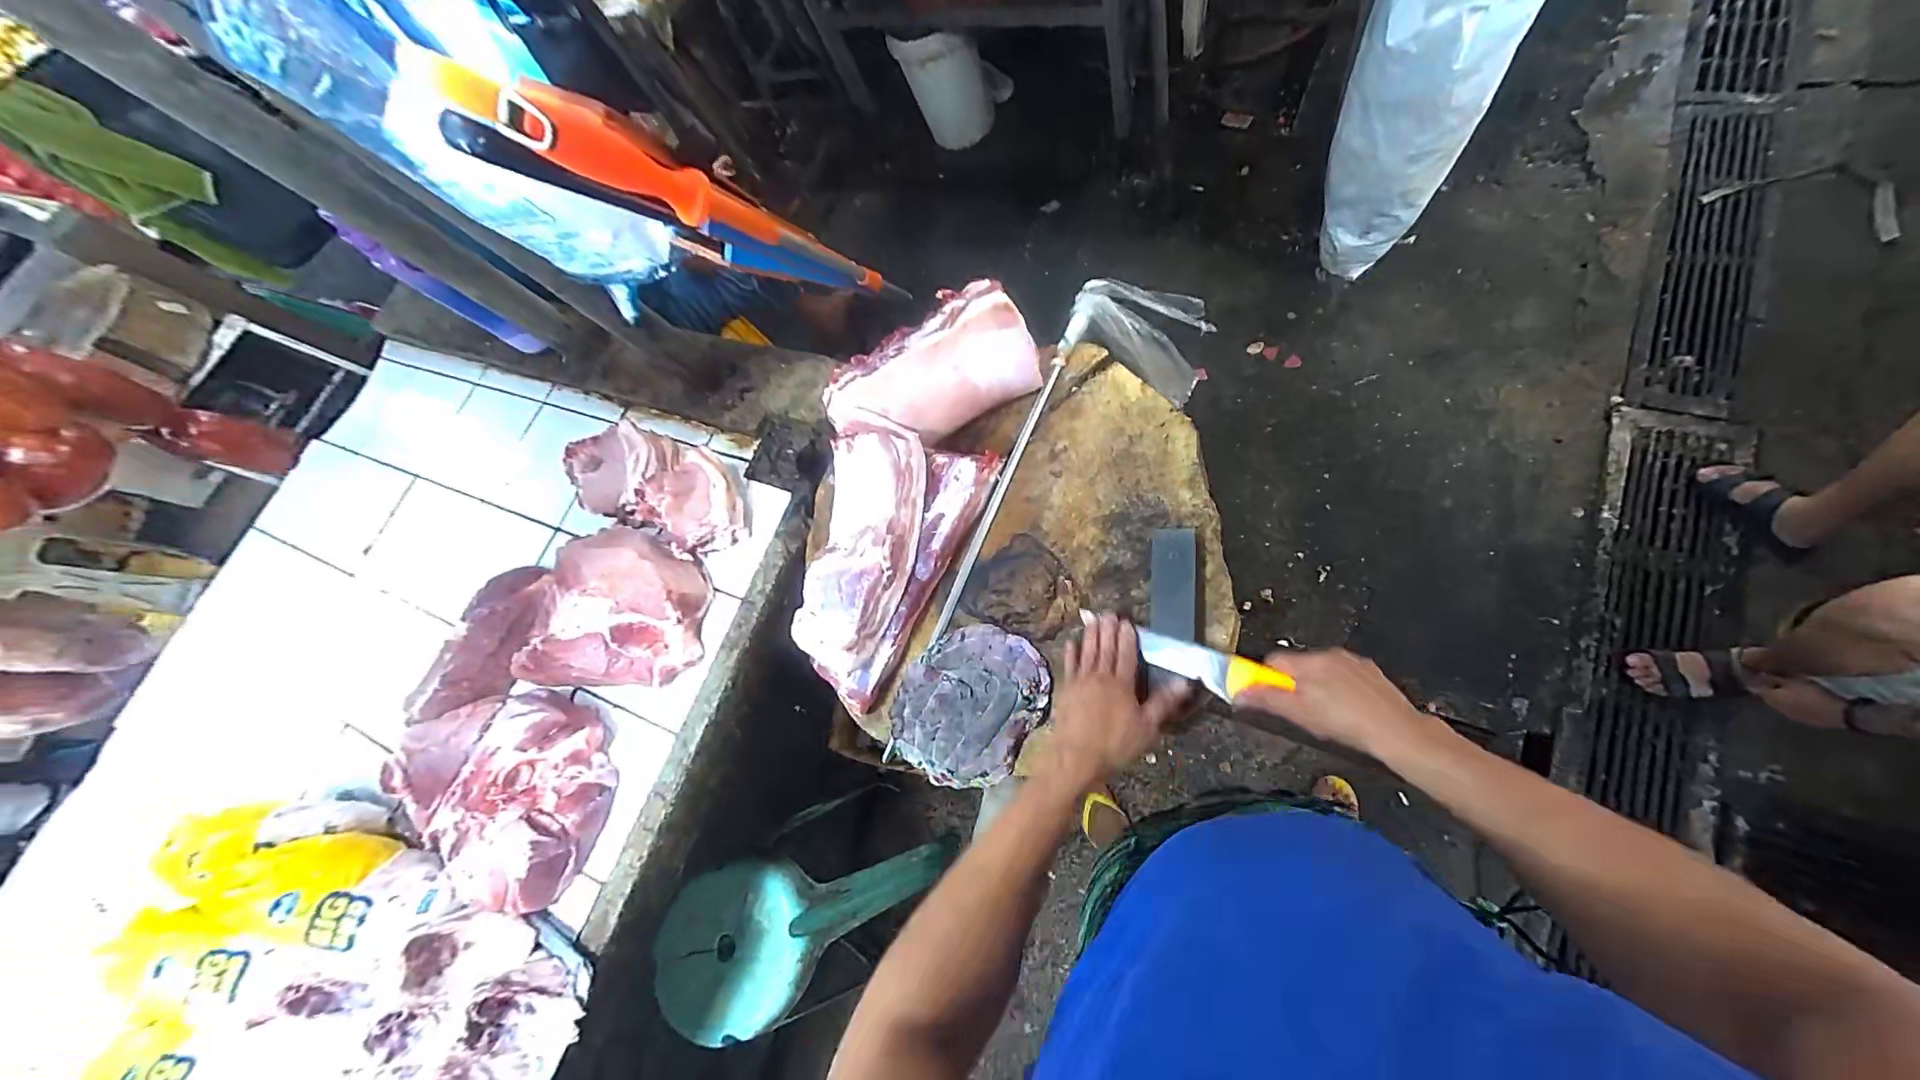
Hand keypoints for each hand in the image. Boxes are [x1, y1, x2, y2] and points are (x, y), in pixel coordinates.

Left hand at [1047, 613, 1190, 787]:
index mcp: (1123, 685)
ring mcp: (1081, 681)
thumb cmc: (1115, 745)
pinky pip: (1069, 665)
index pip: (1127, 655)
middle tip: (1109, 613)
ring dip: (1091, 635)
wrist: (1077, 756)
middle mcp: (1101, 677)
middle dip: (1108, 630)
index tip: (1128, 622)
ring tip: (1093, 619)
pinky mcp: (1066, 689)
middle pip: (1106, 648)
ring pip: (1087, 652)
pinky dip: (1071, 653)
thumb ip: (1163, 702)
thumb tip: (1184, 682)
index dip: (1128, 637)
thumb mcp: (1147, 727)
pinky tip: (1072, 642)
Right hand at [1234, 648, 1453, 760]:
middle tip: (1296, 710)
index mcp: (1310, 662)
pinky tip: (1344, 713)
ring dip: (1316, 688)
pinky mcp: (1370, 673)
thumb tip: (1240, 692)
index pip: (1272, 661)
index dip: (1264, 679)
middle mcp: (1331, 656)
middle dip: (1292, 685)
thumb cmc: (1351, 724)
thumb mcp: (1298, 715)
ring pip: (1321, 672)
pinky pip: (1343, 677)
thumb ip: (1266, 700)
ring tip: (1324, 715)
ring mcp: (1353, 663)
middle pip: (1296, 666)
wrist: (1398, 733)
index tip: (1263, 693)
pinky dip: (1339, 691)